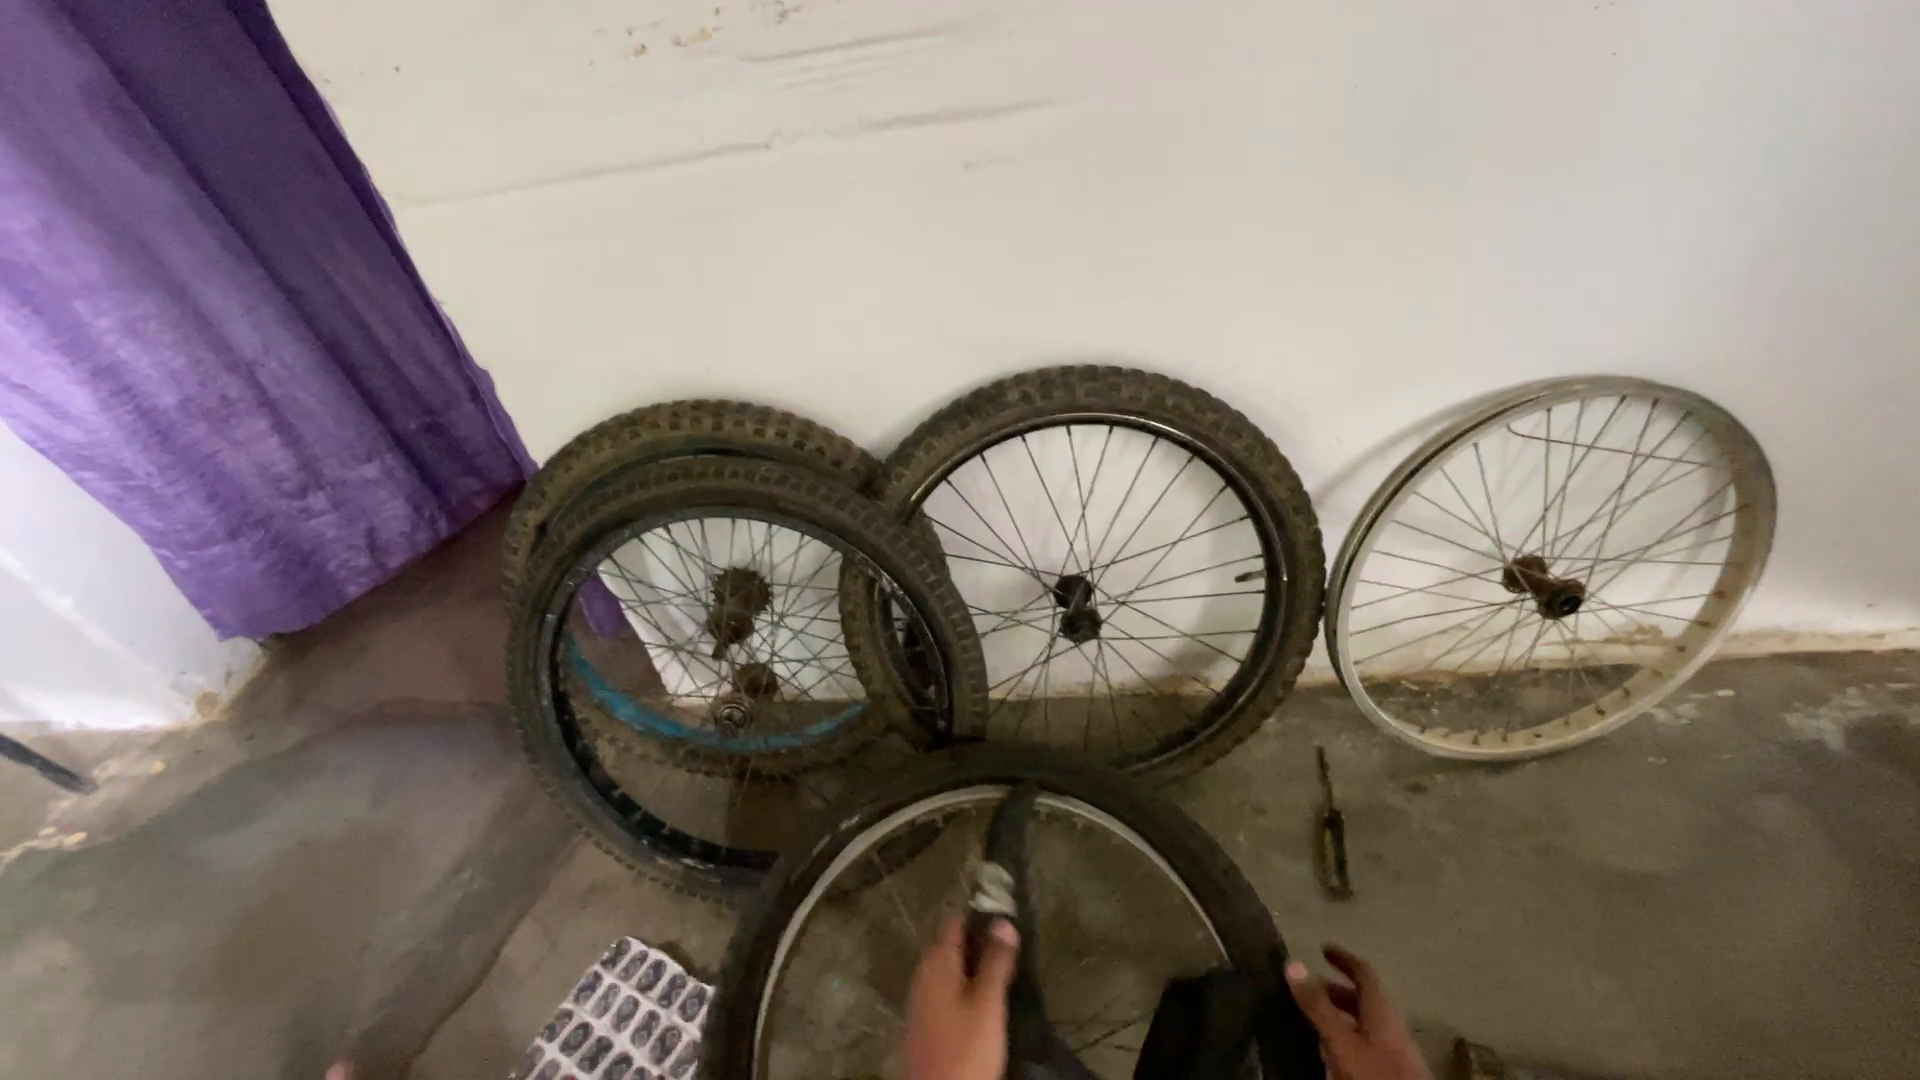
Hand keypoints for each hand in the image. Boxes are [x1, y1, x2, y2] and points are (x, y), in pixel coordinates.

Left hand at [905, 915, 1020, 1079]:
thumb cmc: (965, 1049)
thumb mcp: (988, 1004)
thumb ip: (996, 962)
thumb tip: (1003, 921)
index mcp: (937, 962)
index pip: (955, 922)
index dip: (980, 916)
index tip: (1007, 918)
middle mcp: (924, 974)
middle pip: (952, 944)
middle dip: (979, 943)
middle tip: (1011, 951)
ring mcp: (921, 999)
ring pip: (950, 969)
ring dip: (973, 968)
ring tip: (1003, 975)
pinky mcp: (925, 1022)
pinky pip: (946, 991)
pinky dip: (964, 988)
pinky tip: (983, 1003)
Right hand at [1285, 945, 1430, 1079]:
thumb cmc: (1375, 1075)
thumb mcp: (1341, 1040)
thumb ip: (1318, 1005)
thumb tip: (1293, 963)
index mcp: (1382, 1010)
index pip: (1364, 972)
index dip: (1343, 958)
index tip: (1322, 949)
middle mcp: (1392, 1025)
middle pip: (1364, 999)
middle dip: (1335, 991)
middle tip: (1309, 990)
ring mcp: (1396, 1050)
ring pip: (1365, 1023)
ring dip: (1340, 1016)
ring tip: (1314, 1021)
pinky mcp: (1394, 1072)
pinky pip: (1368, 1044)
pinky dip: (1348, 1038)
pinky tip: (1332, 1053)